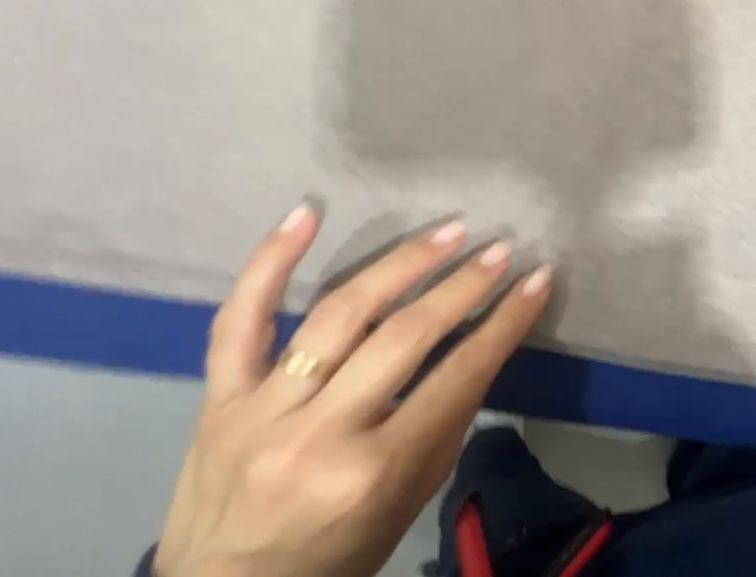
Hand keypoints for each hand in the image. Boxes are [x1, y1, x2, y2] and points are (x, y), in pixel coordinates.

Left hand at [152, 202, 555, 576]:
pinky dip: (270, 263)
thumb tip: (486, 337)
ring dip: (401, 264)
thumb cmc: (341, 549)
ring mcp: (260, 412)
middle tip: (502, 250)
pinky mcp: (215, 401)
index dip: (506, 320)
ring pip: (337, 315)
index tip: (540, 278)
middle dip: (464, 286)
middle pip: (405, 336)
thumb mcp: (414, 492)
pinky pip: (237, 323)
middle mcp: (317, 433)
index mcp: (374, 469)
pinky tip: (307, 212)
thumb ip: (447, 415)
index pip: (459, 374)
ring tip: (448, 232)